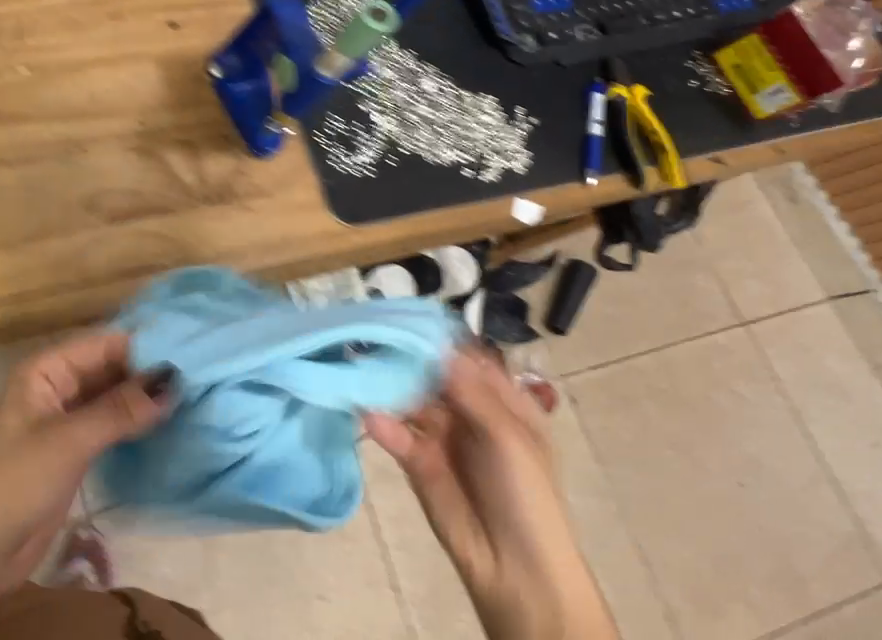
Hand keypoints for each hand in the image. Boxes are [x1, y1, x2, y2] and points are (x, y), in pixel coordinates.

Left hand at [0, 332, 172, 609]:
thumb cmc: (12, 484)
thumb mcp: (68, 442)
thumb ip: (119, 410)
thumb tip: (173, 380)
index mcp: (44, 370)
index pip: (102, 344)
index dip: (143, 346)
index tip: (194, 353)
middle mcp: (54, 388)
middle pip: (108, 369)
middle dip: (148, 372)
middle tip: (204, 377)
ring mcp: (62, 422)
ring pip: (110, 398)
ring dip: (144, 400)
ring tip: (197, 397)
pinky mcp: (71, 453)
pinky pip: (108, 427)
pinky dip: (134, 425)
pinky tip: (168, 427)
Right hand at [363, 351, 618, 639]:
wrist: (515, 568)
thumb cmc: (526, 494)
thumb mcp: (510, 436)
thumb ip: (471, 390)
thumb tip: (438, 345)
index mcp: (502, 399)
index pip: (465, 356)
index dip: (439, 337)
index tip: (405, 314)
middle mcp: (468, 410)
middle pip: (430, 373)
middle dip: (403, 355)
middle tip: (367, 333)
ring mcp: (440, 435)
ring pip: (408, 400)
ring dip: (385, 385)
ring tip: (355, 366)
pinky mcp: (416, 461)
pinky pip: (396, 435)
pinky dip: (382, 423)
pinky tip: (368, 414)